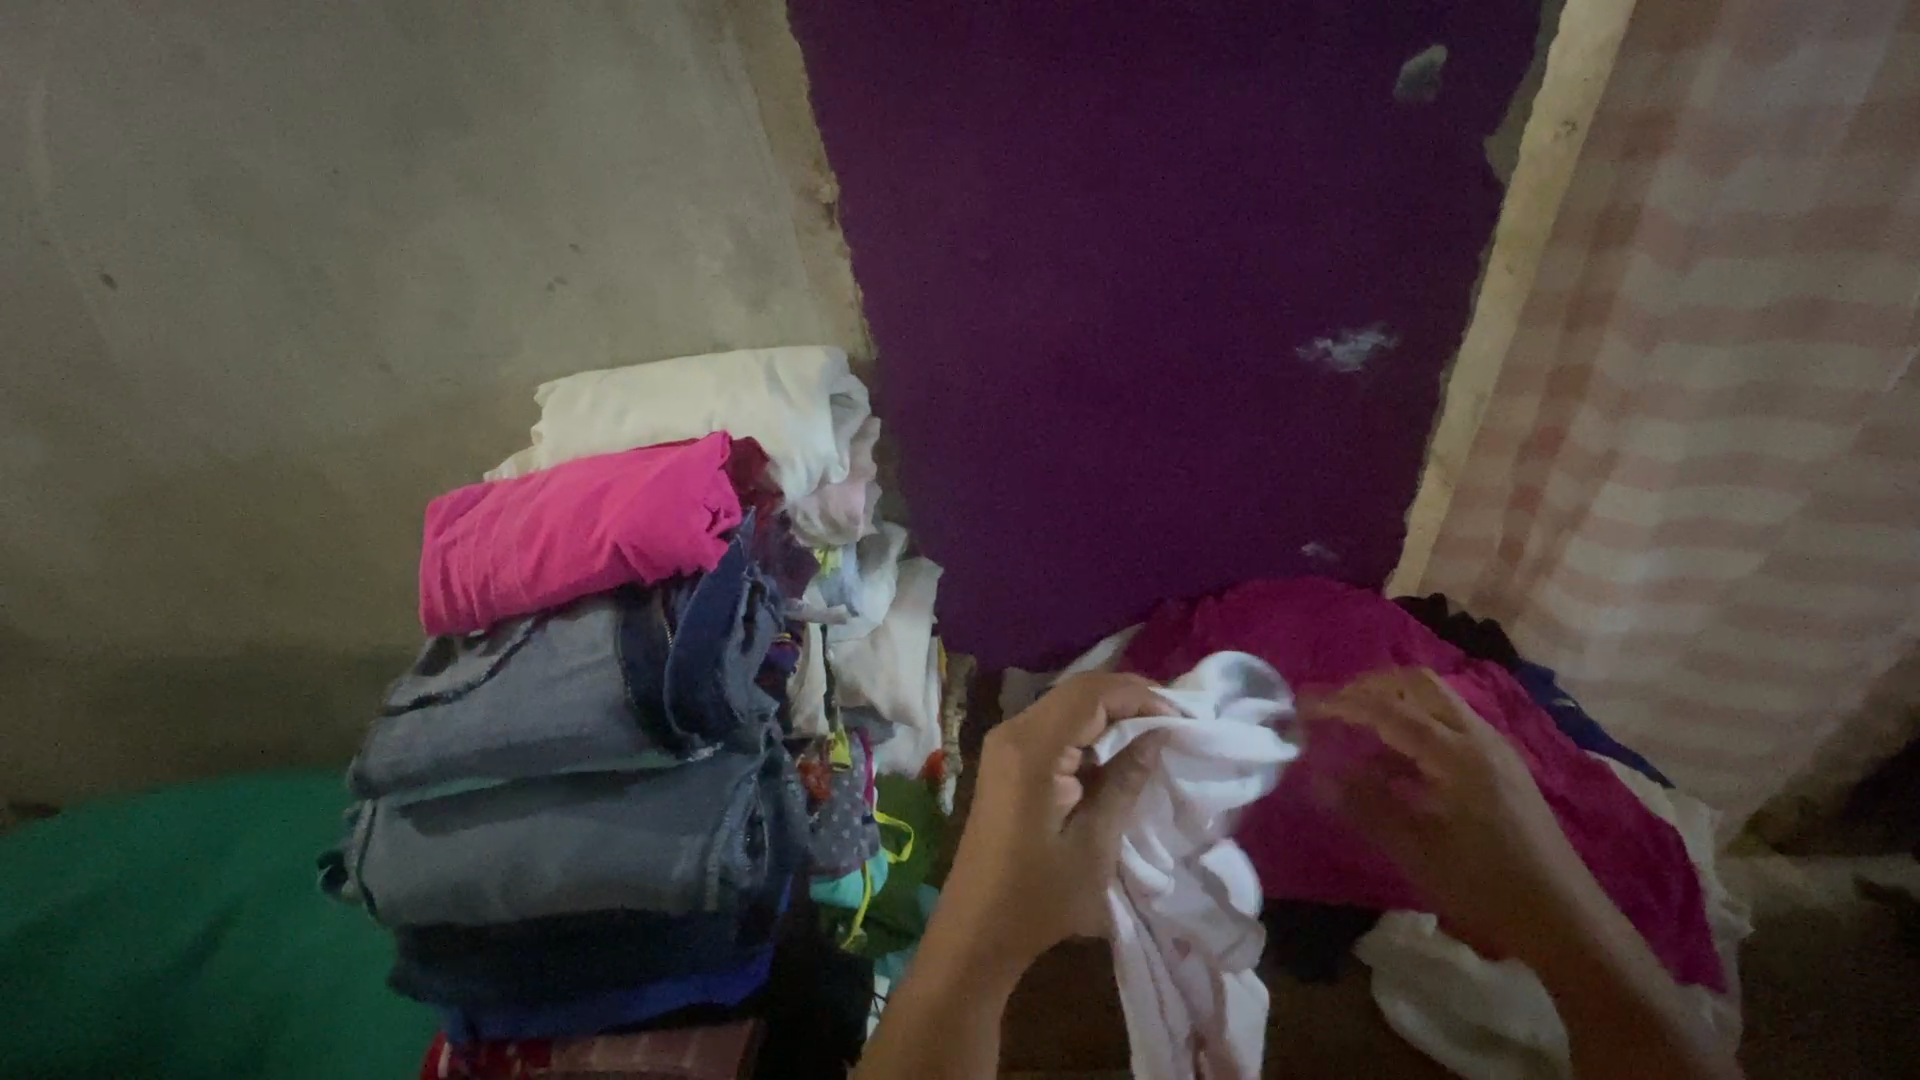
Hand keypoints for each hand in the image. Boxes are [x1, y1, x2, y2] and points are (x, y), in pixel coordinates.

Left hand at [937, 672, 1171, 975]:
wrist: (979, 927)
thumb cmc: (1039, 895)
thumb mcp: (1095, 843)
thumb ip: (1125, 781)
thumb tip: (1156, 736)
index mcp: (1031, 749)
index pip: (1090, 695)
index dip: (1139, 696)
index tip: (1181, 719)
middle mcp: (1012, 732)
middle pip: (1077, 692)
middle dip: (1128, 698)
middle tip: (1174, 720)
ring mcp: (1004, 743)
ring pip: (1066, 704)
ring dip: (1110, 711)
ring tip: (1154, 732)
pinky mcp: (1005, 758)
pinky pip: (1053, 725)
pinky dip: (1088, 729)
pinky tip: (1117, 749)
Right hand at [1304, 667, 1605, 962]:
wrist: (1566, 922)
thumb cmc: (1486, 888)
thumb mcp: (1415, 851)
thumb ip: (1363, 806)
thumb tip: (1316, 773)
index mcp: (1457, 755)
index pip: (1387, 710)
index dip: (1340, 704)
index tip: (1302, 706)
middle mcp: (1478, 738)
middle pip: (1416, 684)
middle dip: (1368, 687)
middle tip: (1332, 709)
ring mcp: (1494, 749)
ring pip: (1435, 698)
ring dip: (1391, 701)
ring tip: (1356, 730)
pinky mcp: (1500, 765)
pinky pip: (1448, 722)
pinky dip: (1413, 722)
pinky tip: (1394, 759)